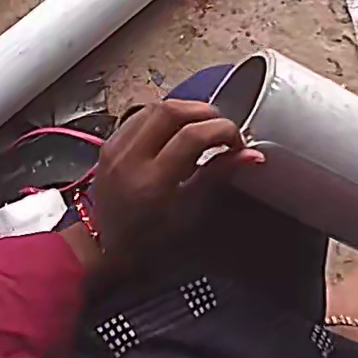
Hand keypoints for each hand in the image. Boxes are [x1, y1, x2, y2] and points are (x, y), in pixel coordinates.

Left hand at [80, 100, 262, 269]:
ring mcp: (113, 151)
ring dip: (181, 110)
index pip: (191, 136)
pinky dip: (160, 117)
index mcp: (151, 182)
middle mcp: (128, 160)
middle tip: (221, 127)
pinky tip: (174, 130)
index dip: (222, 130)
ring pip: (150, 108)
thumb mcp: (189, 213)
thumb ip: (216, 176)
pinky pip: (135, 118)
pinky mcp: (106, 147)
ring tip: (201, 126)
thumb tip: (251, 154)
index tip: (236, 141)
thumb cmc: (153, 240)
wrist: (110, 249)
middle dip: (203, 112)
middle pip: (168, 112)